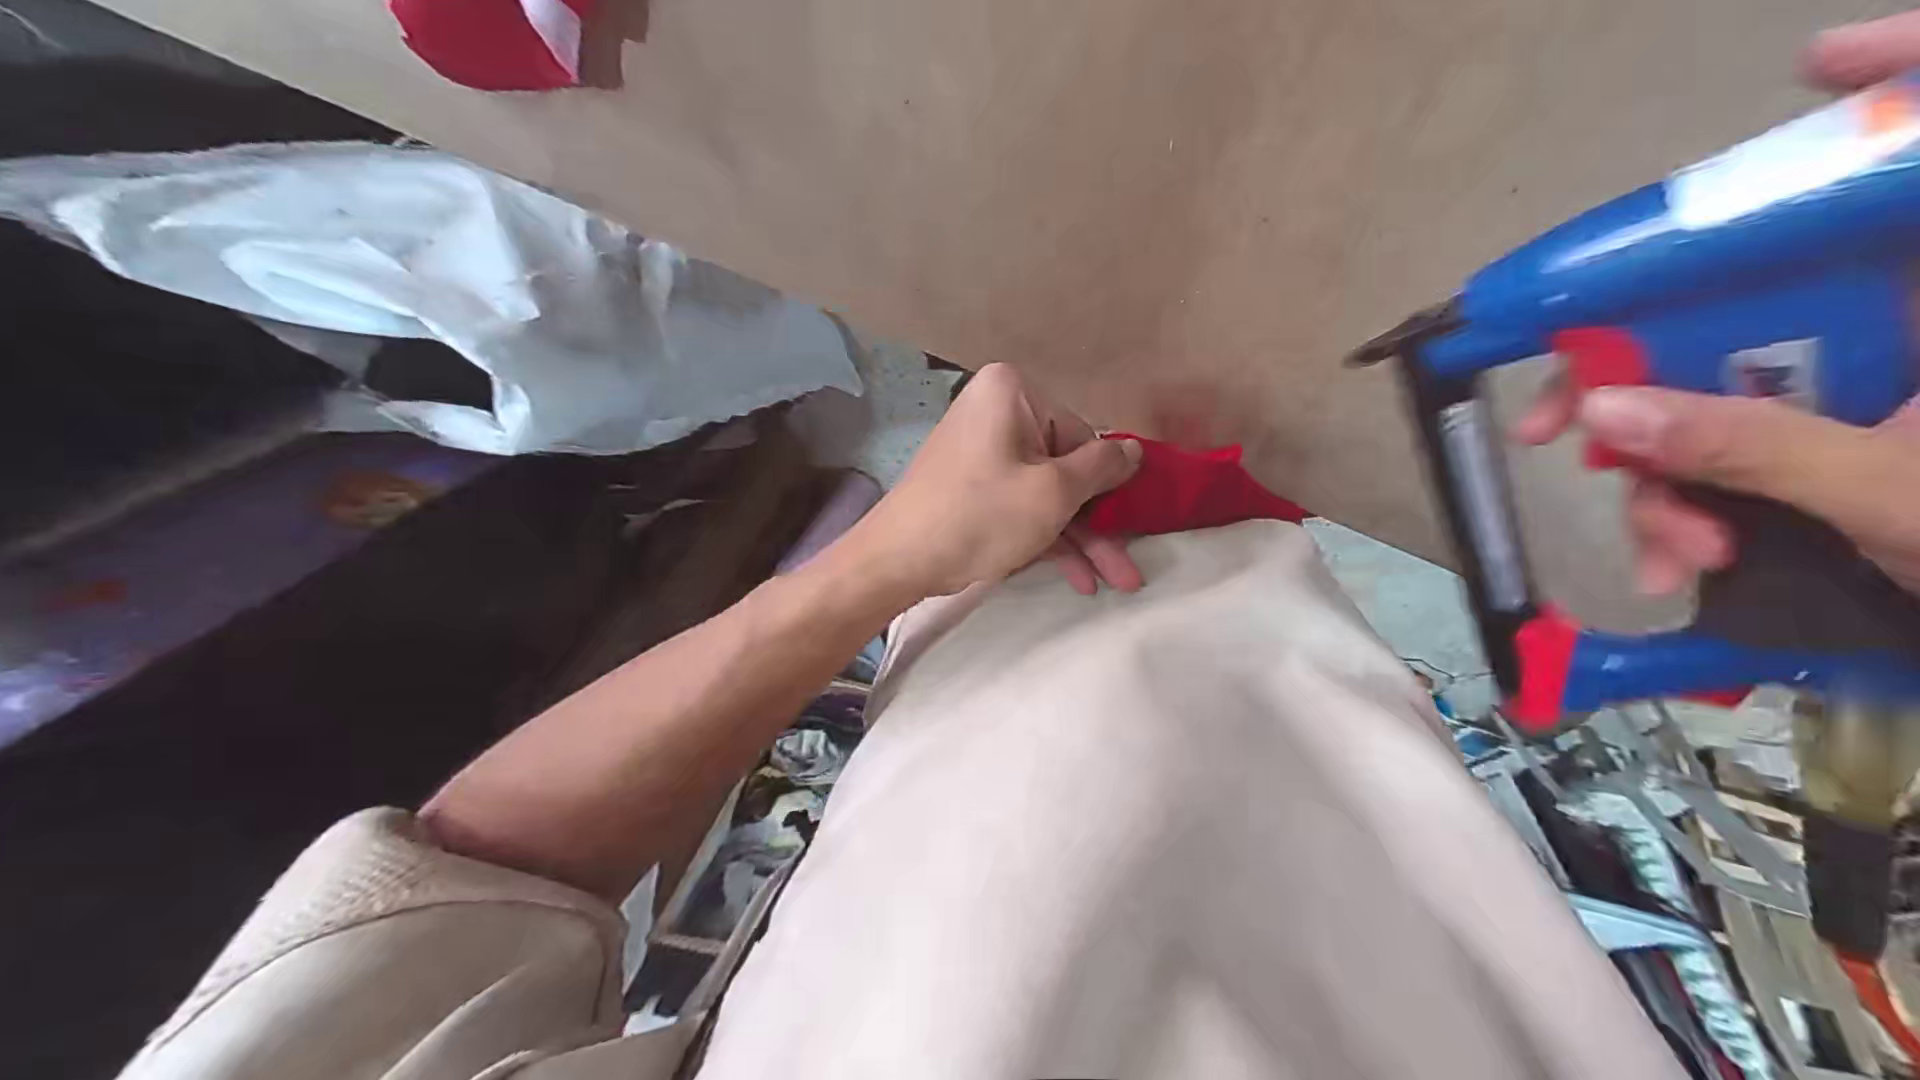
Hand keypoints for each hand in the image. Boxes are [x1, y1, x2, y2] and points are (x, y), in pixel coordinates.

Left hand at [843, 363, 1142, 598]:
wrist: (897, 560)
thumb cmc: (981, 515)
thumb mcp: (1053, 492)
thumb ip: (1102, 467)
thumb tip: (1134, 450)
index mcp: (1013, 393)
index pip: (1082, 434)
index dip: (1107, 482)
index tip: (1132, 520)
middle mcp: (996, 413)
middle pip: (1064, 467)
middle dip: (1099, 522)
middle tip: (1130, 566)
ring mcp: (983, 453)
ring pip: (1046, 493)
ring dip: (1081, 539)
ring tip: (1118, 583)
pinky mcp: (973, 489)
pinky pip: (1021, 505)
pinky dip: (1048, 537)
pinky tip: (1079, 578)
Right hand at [1513, 12, 1919, 596]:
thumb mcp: (1895, 496)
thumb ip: (1751, 446)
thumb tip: (1600, 410)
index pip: (1919, 166)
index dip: (1894, 86)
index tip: (1805, 72)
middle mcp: (1901, 323)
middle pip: (1756, 297)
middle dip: (1638, 372)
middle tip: (1554, 427)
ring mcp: (1861, 383)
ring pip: (1717, 387)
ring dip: (1661, 472)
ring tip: (1666, 543)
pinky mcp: (1828, 433)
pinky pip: (1726, 441)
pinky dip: (1690, 499)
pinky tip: (1680, 552)